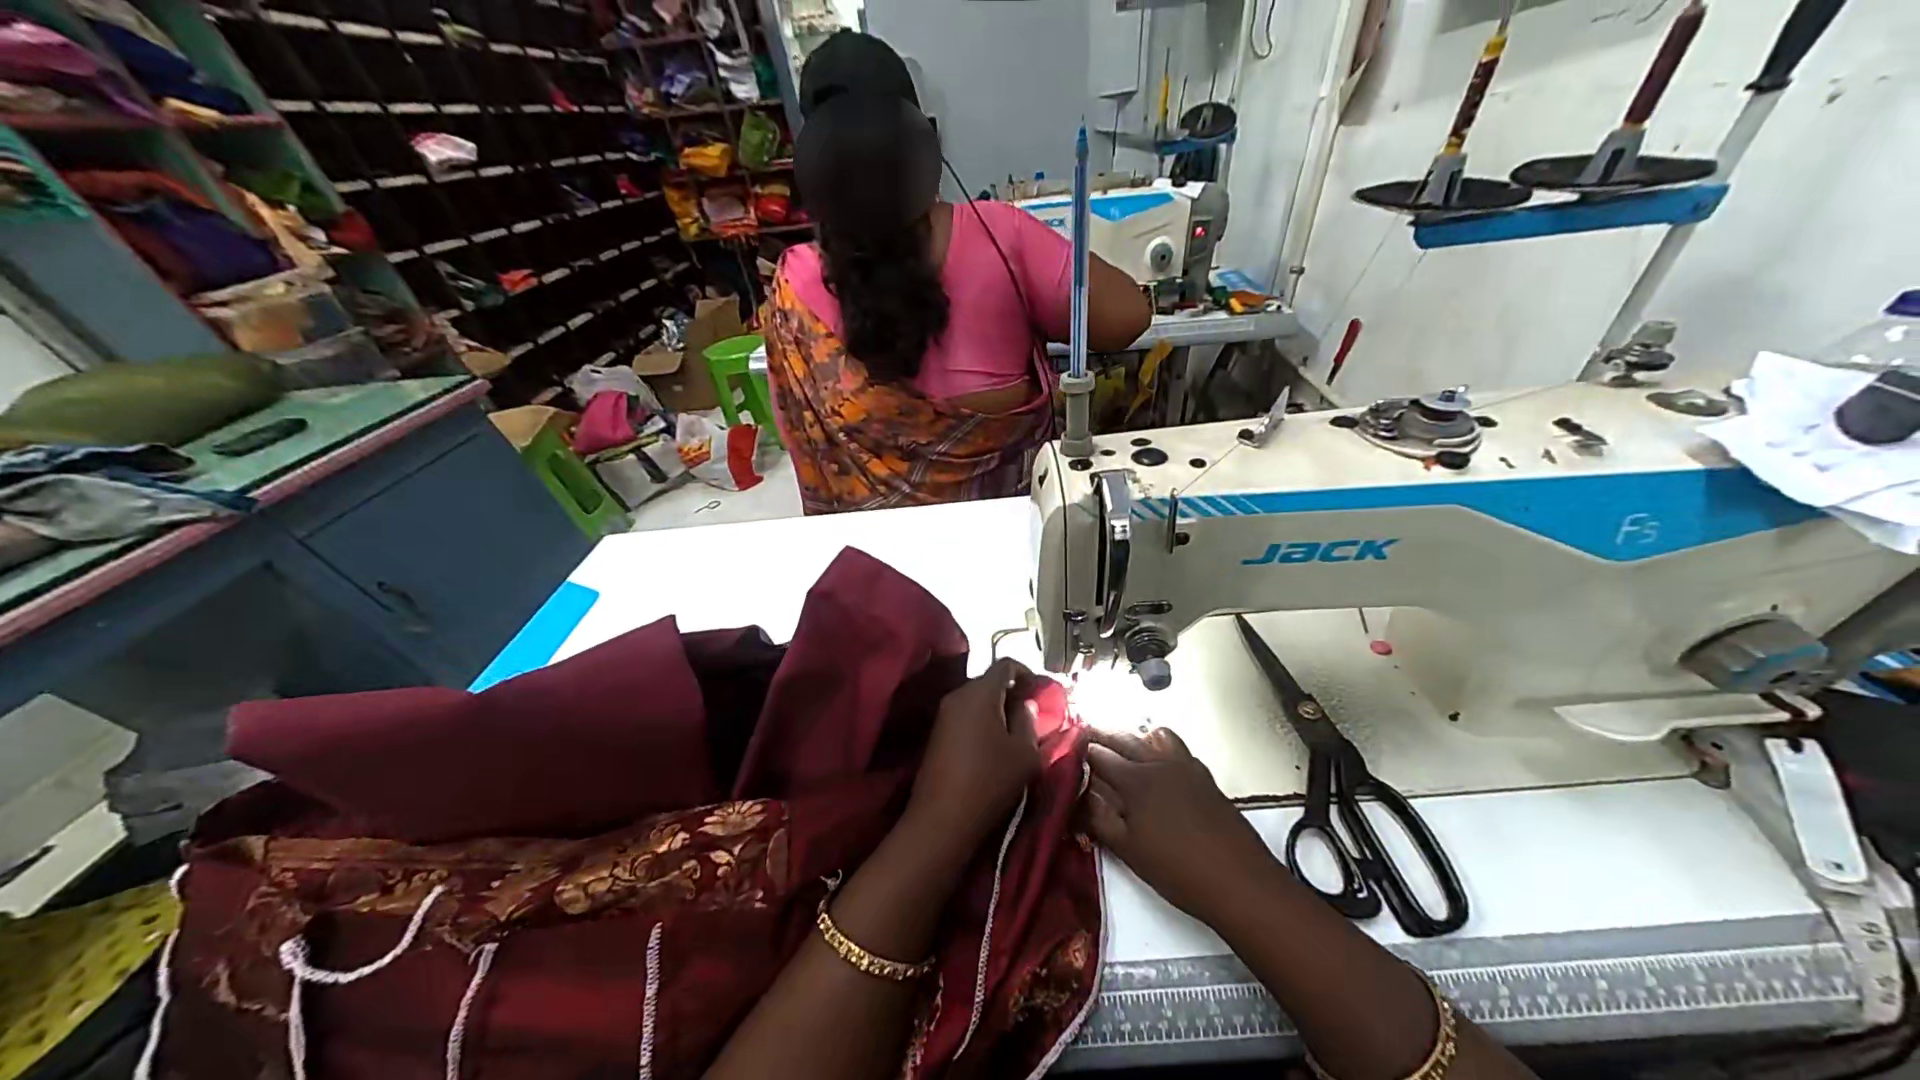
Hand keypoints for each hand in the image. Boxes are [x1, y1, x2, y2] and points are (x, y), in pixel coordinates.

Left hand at [904, 659, 1044, 854]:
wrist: (942, 818)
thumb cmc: (990, 780)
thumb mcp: (1025, 753)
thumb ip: (1029, 721)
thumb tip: (1025, 704)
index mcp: (980, 691)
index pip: (1006, 664)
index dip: (1027, 673)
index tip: (1042, 692)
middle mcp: (958, 694)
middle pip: (990, 681)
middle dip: (1013, 693)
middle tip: (1033, 715)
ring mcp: (943, 714)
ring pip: (977, 699)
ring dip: (997, 709)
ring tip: (1016, 733)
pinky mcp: (936, 733)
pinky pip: (965, 716)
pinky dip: (982, 722)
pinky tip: (994, 746)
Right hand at [1083, 728, 1276, 922]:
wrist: (1240, 882)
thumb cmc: (1178, 871)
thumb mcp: (1128, 850)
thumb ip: (1098, 818)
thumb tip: (1079, 795)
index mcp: (1135, 780)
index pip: (1098, 753)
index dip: (1079, 751)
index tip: (1066, 752)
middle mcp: (1159, 763)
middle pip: (1124, 738)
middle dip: (1102, 738)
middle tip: (1087, 743)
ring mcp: (1186, 766)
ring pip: (1154, 736)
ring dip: (1135, 738)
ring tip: (1123, 754)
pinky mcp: (1205, 777)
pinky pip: (1176, 749)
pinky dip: (1160, 748)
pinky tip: (1159, 771)